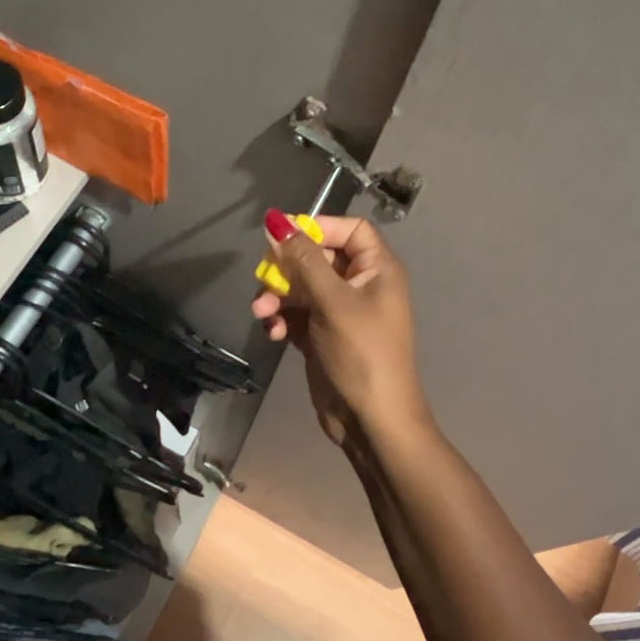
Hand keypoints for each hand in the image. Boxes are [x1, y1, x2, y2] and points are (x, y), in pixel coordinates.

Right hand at [251, 210, 429, 447]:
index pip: (349, 230)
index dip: (318, 227)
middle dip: (286, 269)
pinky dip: (281, 320)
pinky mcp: (321, 336)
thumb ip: (302, 259)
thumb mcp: (332, 301)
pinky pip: (295, 315)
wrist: (370, 420)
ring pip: (300, 287)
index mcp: (377, 269)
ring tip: (262, 314)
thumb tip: (275, 220)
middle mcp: (360, 285)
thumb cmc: (362, 353)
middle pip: (316, 258)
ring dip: (277, 296)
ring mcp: (339, 313)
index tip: (282, 234)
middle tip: (264, 279)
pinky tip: (272, 334)